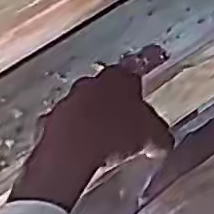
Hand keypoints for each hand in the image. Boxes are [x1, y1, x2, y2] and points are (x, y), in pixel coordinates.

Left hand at [14, 49, 173, 209]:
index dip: (148, 64)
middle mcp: (92, 83)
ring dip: (94, 117)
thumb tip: (163, 142)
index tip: (154, 60)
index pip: (138, 65)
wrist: (71, 154)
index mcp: (120, 77)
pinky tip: (85, 150)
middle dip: (117, 98)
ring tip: (107, 138)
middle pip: (108, 85)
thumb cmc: (114, 134)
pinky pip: (67, 126)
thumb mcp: (152, 137)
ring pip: (85, 105)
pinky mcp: (50, 123)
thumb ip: (160, 135)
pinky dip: (75, 135)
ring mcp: (68, 102)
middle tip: (130, 115)